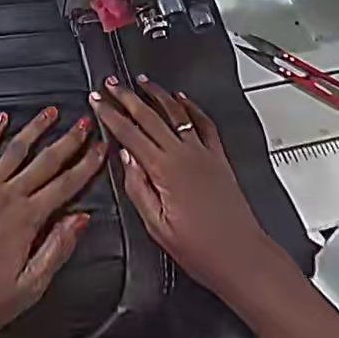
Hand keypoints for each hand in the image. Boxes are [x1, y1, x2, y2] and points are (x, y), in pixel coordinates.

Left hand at [0, 107, 106, 337]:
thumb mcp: (31, 287)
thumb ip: (58, 248)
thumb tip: (81, 218)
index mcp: (26, 220)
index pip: (66, 185)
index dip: (87, 165)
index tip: (101, 148)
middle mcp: (7, 197)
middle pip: (46, 161)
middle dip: (69, 140)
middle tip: (86, 122)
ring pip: (16, 149)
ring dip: (36, 128)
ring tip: (51, 111)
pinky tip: (1, 119)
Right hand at [89, 75, 279, 297]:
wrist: (242, 257)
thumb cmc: (200, 249)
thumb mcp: (157, 227)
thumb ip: (137, 188)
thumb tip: (124, 157)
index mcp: (163, 170)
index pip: (128, 133)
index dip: (109, 113)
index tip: (96, 99)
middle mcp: (182, 154)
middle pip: (148, 115)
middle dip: (127, 95)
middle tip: (111, 82)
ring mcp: (202, 152)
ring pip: (175, 112)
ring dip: (156, 93)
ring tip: (141, 80)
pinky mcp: (218, 156)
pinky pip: (203, 123)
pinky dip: (191, 106)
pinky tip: (181, 98)